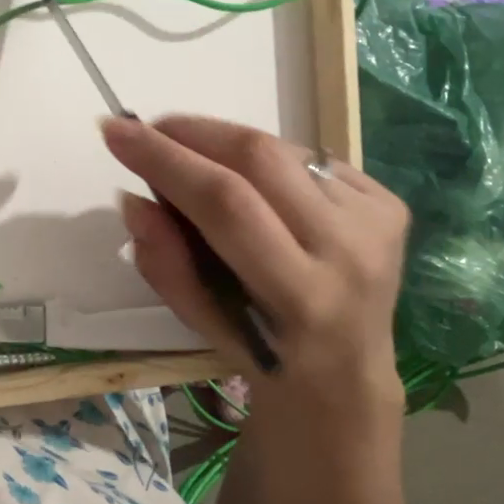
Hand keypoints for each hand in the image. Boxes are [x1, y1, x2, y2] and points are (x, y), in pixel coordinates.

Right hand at [101, 115, 409, 425]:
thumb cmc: (259, 349)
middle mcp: (348, 251)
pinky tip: (248, 181)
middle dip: (191, 134)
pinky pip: (308, 159)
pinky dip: (263, 159)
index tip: (114, 131)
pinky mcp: (389, 204)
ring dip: (223, 143)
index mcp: (301, 294)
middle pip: (259, 159)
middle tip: (148, 132)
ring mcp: (375, 223)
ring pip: (282, 149)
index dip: (165, 159)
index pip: (225, 203)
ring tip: (192, 159)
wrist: (346, 372)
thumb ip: (162, 259)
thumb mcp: (197, 317)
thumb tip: (131, 197)